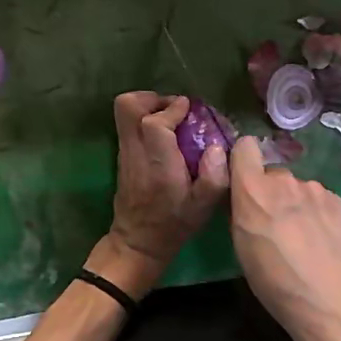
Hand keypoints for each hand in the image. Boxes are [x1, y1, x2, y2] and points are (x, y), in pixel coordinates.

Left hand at [93, 92, 228, 297]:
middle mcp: (136, 151)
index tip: (189, 109)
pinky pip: (128, 124)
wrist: (138, 242)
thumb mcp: (203, 206)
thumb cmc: (173, 223)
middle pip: (127, 106)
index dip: (171, 109)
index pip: (153, 123)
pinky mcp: (123, 155)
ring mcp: (125, 152)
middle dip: (152, 98)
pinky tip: (165, 132)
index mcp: (158, 163)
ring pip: (123, 112)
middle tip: (175, 108)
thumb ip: (214, 175)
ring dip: (147, 105)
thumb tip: (217, 146)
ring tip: (171, 116)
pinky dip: (144, 118)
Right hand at [228, 136, 340, 340]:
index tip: (241, 183)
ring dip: (293, 204)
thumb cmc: (275, 282)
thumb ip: (241, 209)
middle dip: (269, 193)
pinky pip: (318, 199)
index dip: (241, 161)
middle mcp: (284, 179)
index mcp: (252, 189)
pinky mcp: (338, 201)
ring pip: (296, 188)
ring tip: (300, 239)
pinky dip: (316, 213)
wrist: (334, 302)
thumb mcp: (240, 246)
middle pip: (270, 174)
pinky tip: (321, 241)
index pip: (244, 146)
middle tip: (272, 227)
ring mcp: (314, 188)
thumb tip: (245, 197)